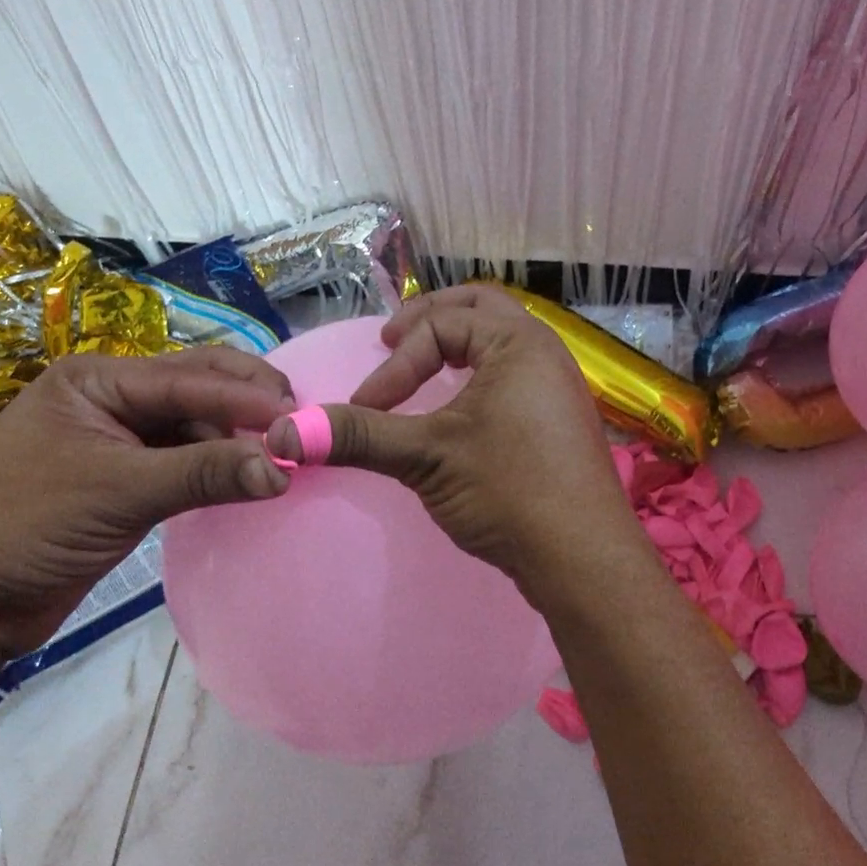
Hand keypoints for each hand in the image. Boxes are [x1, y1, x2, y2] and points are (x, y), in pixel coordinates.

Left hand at [0, 347, 296, 657]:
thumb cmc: (23, 530)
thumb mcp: (118, 493)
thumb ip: (206, 474)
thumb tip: (284, 471)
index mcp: (95, 380)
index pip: (190, 378)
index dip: (248, 397)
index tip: (301, 417)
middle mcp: (110, 398)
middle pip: (198, 386)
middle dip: (249, 402)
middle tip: (300, 423)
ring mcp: (119, 438)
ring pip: (197, 423)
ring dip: (237, 438)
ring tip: (281, 457)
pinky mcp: (127, 478)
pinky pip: (187, 458)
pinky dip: (219, 465)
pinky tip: (249, 476)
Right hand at [265, 285, 647, 599]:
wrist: (582, 556)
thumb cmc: (509, 490)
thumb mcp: (427, 457)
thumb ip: (360, 436)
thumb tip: (285, 434)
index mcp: (520, 342)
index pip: (443, 325)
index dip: (397, 362)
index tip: (367, 407)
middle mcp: (545, 352)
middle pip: (481, 310)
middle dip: (430, 320)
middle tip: (390, 339)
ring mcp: (557, 387)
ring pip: (501, 343)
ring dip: (457, 346)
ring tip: (420, 367)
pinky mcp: (557, 421)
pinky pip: (513, 376)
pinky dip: (478, 375)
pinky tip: (457, 408)